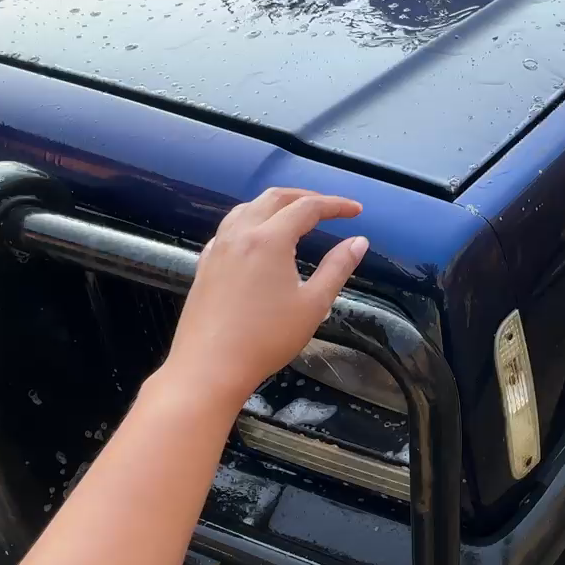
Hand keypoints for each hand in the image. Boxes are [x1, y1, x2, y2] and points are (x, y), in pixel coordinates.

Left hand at [159, 188, 367, 404]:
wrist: (210, 367)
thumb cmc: (267, 338)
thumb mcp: (313, 304)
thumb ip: (338, 268)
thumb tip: (359, 242)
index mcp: (269, 240)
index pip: (307, 208)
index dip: (335, 206)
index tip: (356, 210)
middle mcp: (240, 234)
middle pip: (274, 198)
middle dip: (305, 197)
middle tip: (329, 208)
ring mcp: (218, 248)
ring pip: (248, 208)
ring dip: (276, 205)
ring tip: (296, 217)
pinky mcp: (206, 264)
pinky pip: (230, 228)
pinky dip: (253, 221)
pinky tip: (260, 239)